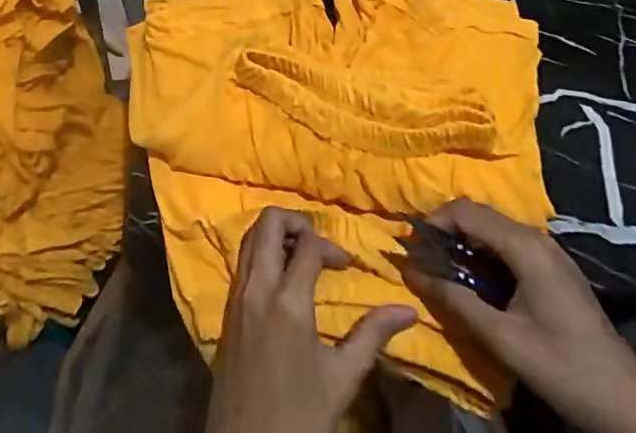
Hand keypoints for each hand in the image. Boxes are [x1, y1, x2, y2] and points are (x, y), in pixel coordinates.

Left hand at [205, 207, 417, 432]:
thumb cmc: (299, 416)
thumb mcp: (342, 378)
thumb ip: (373, 334)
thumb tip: (409, 309)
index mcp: (288, 301)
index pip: (308, 244)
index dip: (331, 246)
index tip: (345, 266)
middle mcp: (257, 288)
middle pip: (268, 223)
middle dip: (296, 222)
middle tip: (318, 244)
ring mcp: (236, 297)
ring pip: (249, 238)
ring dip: (276, 235)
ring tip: (301, 256)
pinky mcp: (226, 311)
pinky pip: (241, 262)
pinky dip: (261, 254)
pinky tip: (281, 279)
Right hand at [404, 200, 635, 432]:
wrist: (625, 402)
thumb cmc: (561, 366)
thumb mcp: (501, 338)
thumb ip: (456, 301)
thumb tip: (413, 272)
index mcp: (524, 246)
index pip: (466, 211)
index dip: (434, 222)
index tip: (412, 247)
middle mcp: (537, 237)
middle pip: (479, 215)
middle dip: (446, 232)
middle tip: (422, 261)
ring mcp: (549, 251)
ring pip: (494, 229)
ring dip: (464, 243)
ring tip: (443, 273)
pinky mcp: (554, 268)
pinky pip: (509, 245)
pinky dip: (484, 254)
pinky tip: (476, 283)